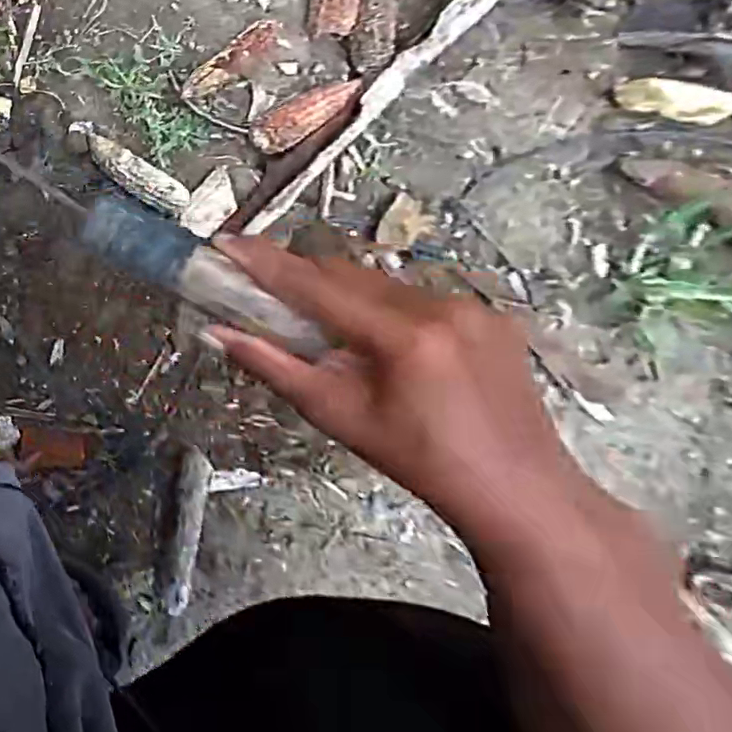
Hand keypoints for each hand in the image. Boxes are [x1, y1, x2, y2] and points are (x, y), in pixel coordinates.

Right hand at [207, 236, 590, 539]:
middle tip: (252, 277)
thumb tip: (215, 332)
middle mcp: (440, 307)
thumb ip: (268, 363)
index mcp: (402, 334)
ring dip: (332, 287)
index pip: (314, 284)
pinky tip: (361, 328)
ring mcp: (472, 308)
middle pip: (344, 273)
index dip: (263, 261)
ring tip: (303, 308)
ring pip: (376, 280)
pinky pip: (410, 294)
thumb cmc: (413, 455)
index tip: (225, 242)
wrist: (516, 489)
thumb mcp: (329, 410)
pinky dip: (372, 301)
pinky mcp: (488, 316)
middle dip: (294, 271)